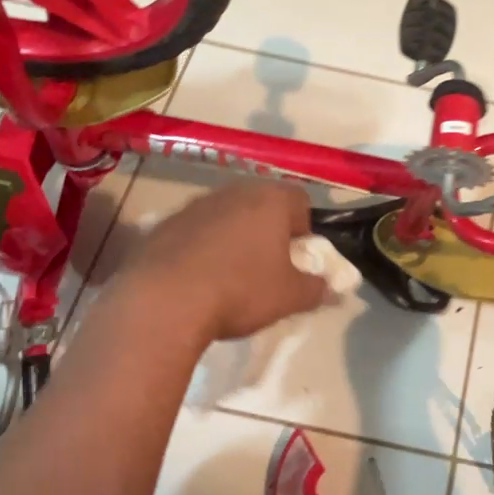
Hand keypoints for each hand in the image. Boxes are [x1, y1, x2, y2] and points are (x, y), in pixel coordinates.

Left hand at [116, 183, 331, 341]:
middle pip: (261, 204)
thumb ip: (316, 289)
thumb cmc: (239, 291)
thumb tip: (332, 289)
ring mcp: (195, 205)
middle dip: (267, 230)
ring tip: (228, 274)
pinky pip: (194, 231)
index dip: (304, 228)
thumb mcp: (289, 297)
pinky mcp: (164, 224)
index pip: (300, 200)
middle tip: (266, 266)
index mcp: (271, 200)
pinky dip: (200, 248)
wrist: (162, 302)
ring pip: (226, 215)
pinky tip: (196, 279)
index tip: (296, 258)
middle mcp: (234, 192)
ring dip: (232, 237)